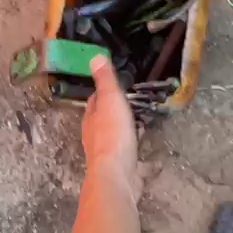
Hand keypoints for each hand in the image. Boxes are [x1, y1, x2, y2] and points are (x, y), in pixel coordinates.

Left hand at [82, 54, 138, 194]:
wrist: (116, 176)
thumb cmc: (112, 134)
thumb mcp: (110, 99)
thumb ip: (105, 80)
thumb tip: (94, 56)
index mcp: (91, 118)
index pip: (94, 101)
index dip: (101, 93)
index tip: (111, 87)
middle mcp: (94, 136)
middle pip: (102, 120)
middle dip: (112, 112)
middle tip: (127, 104)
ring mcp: (105, 155)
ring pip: (113, 137)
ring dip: (122, 130)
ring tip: (136, 123)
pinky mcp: (118, 169)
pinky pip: (126, 154)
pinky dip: (132, 148)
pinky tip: (142, 148)